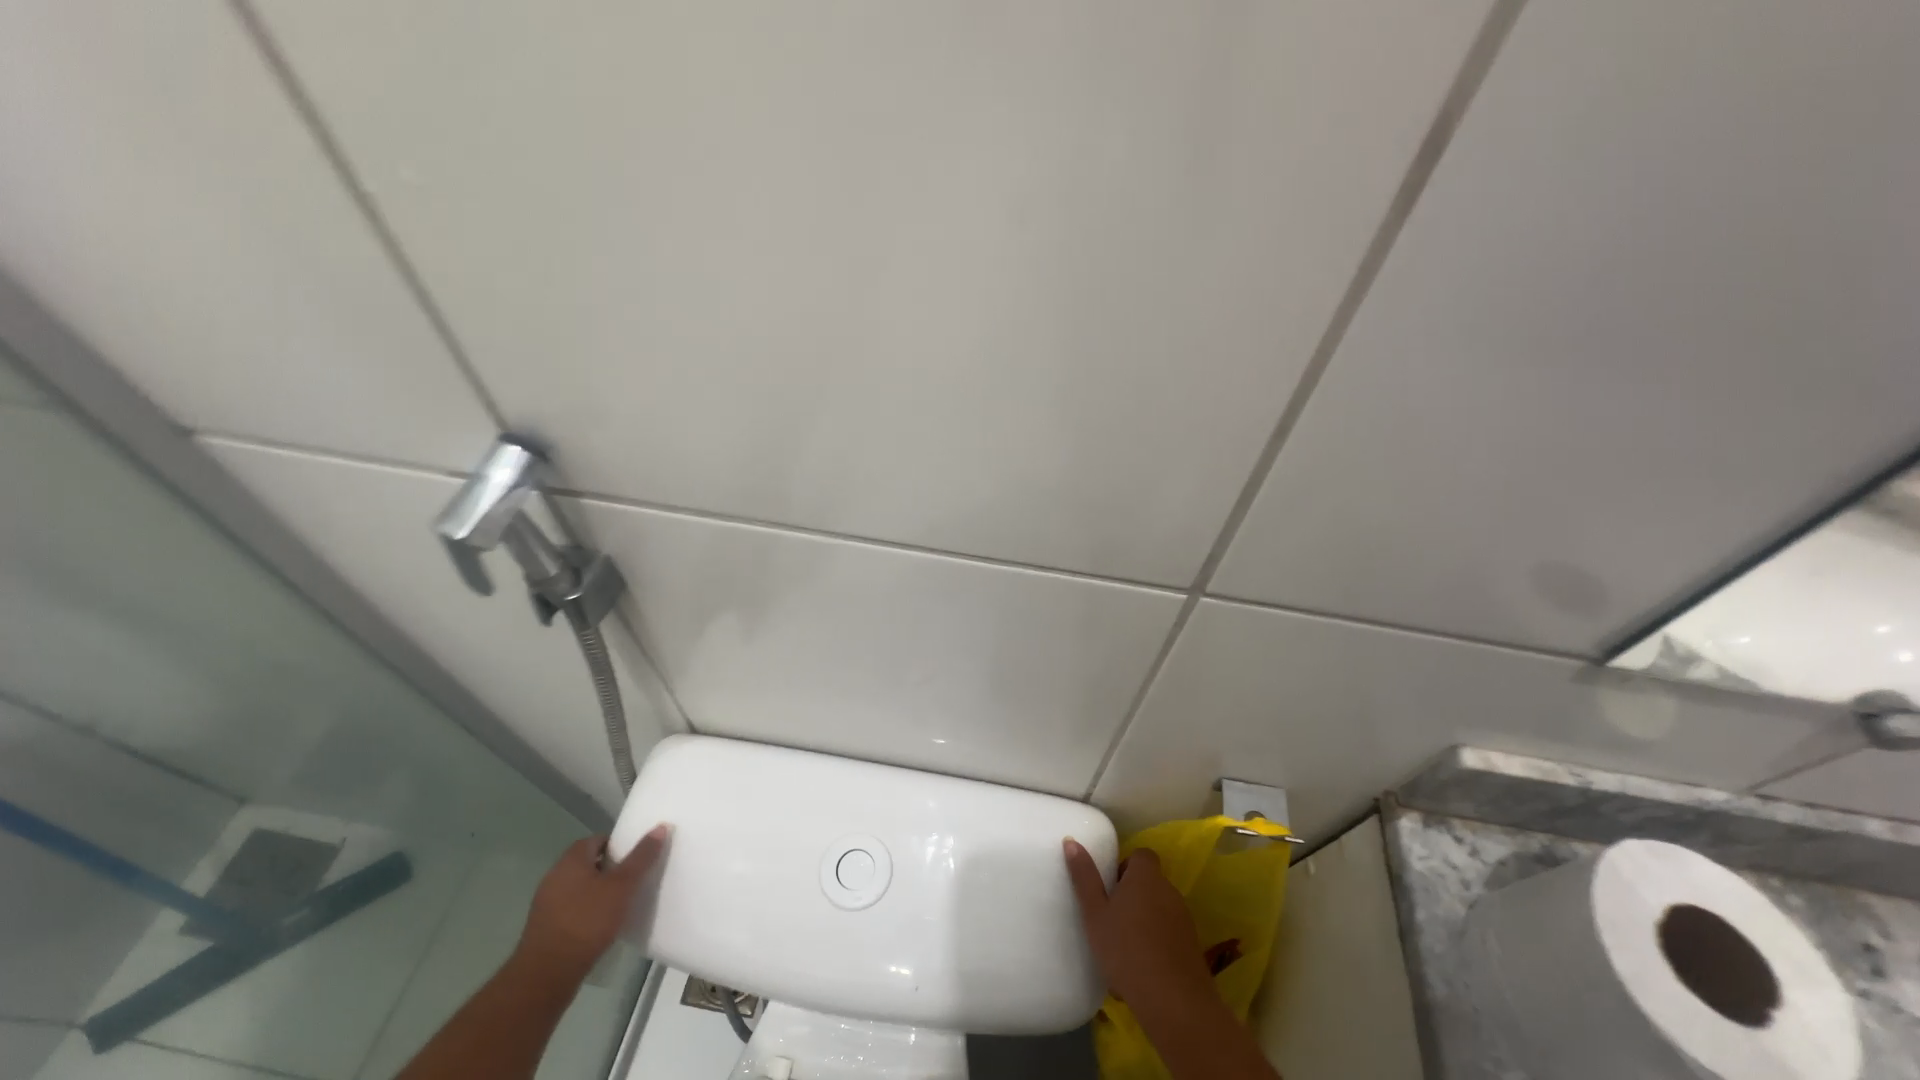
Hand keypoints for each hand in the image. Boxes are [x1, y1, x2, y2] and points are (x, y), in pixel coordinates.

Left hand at [516, 825, 670, 980]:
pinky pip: (571, 908)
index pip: (597, 840)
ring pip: (579, 887)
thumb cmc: (588, 921)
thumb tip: (660, 827)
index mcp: (571, 860)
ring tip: (620, 904)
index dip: (618, 845)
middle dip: (610, 869)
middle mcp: (555, 875)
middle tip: (633, 880)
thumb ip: (641, 858)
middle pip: (587, 863)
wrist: (548, 971)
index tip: (636, 858)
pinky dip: (587, 911)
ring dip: (597, 891)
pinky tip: (600, 926)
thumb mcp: (622, 887)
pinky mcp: (545, 925)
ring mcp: (546, 902)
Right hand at [1063, 839, 1212, 1005]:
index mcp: (1145, 877)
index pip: (1142, 855)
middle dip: (1133, 893)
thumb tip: (1071, 841)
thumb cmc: (1124, 949)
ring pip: (1160, 906)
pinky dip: (1157, 938)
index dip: (1126, 866)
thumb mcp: (1094, 913)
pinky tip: (1142, 962)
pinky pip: (1170, 930)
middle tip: (1111, 917)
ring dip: (1145, 916)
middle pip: (1151, 881)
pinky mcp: (1191, 943)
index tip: (1110, 888)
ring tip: (1124, 943)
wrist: (1171, 997)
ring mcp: (1184, 917)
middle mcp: (1169, 890)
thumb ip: (1084, 877)